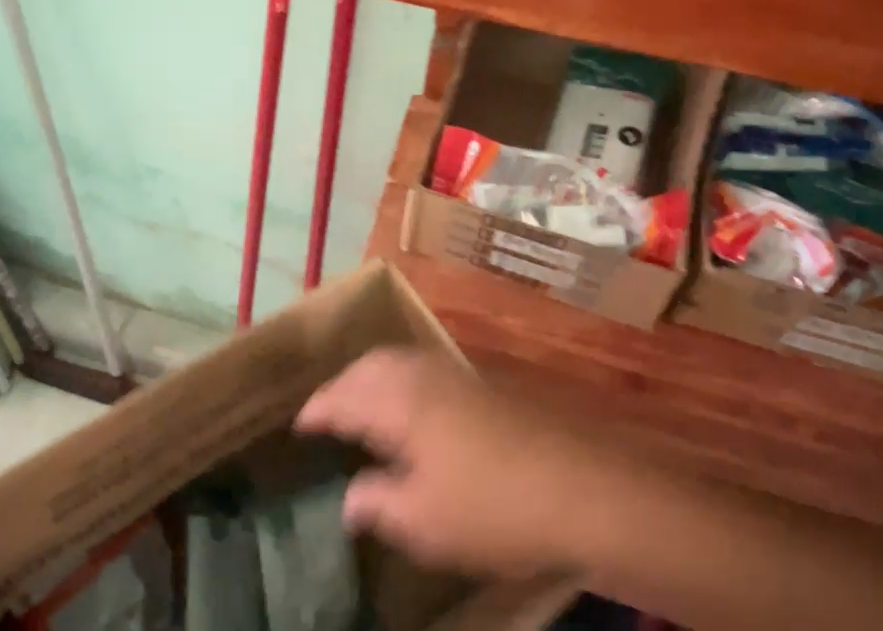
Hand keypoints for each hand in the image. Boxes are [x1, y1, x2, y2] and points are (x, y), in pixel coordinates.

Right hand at [294, 347, 618, 578]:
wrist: (583, 488)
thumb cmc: (492, 507)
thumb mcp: (423, 521)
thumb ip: (378, 503)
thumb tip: (349, 498)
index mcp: (398, 401)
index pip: (344, 396)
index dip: (318, 410)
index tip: (299, 425)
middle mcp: (424, 375)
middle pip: (371, 365)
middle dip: (344, 384)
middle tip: (327, 411)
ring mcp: (459, 376)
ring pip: (401, 362)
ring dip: (374, 377)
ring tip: (363, 406)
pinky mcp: (487, 387)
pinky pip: (426, 370)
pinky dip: (404, 381)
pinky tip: (413, 412)